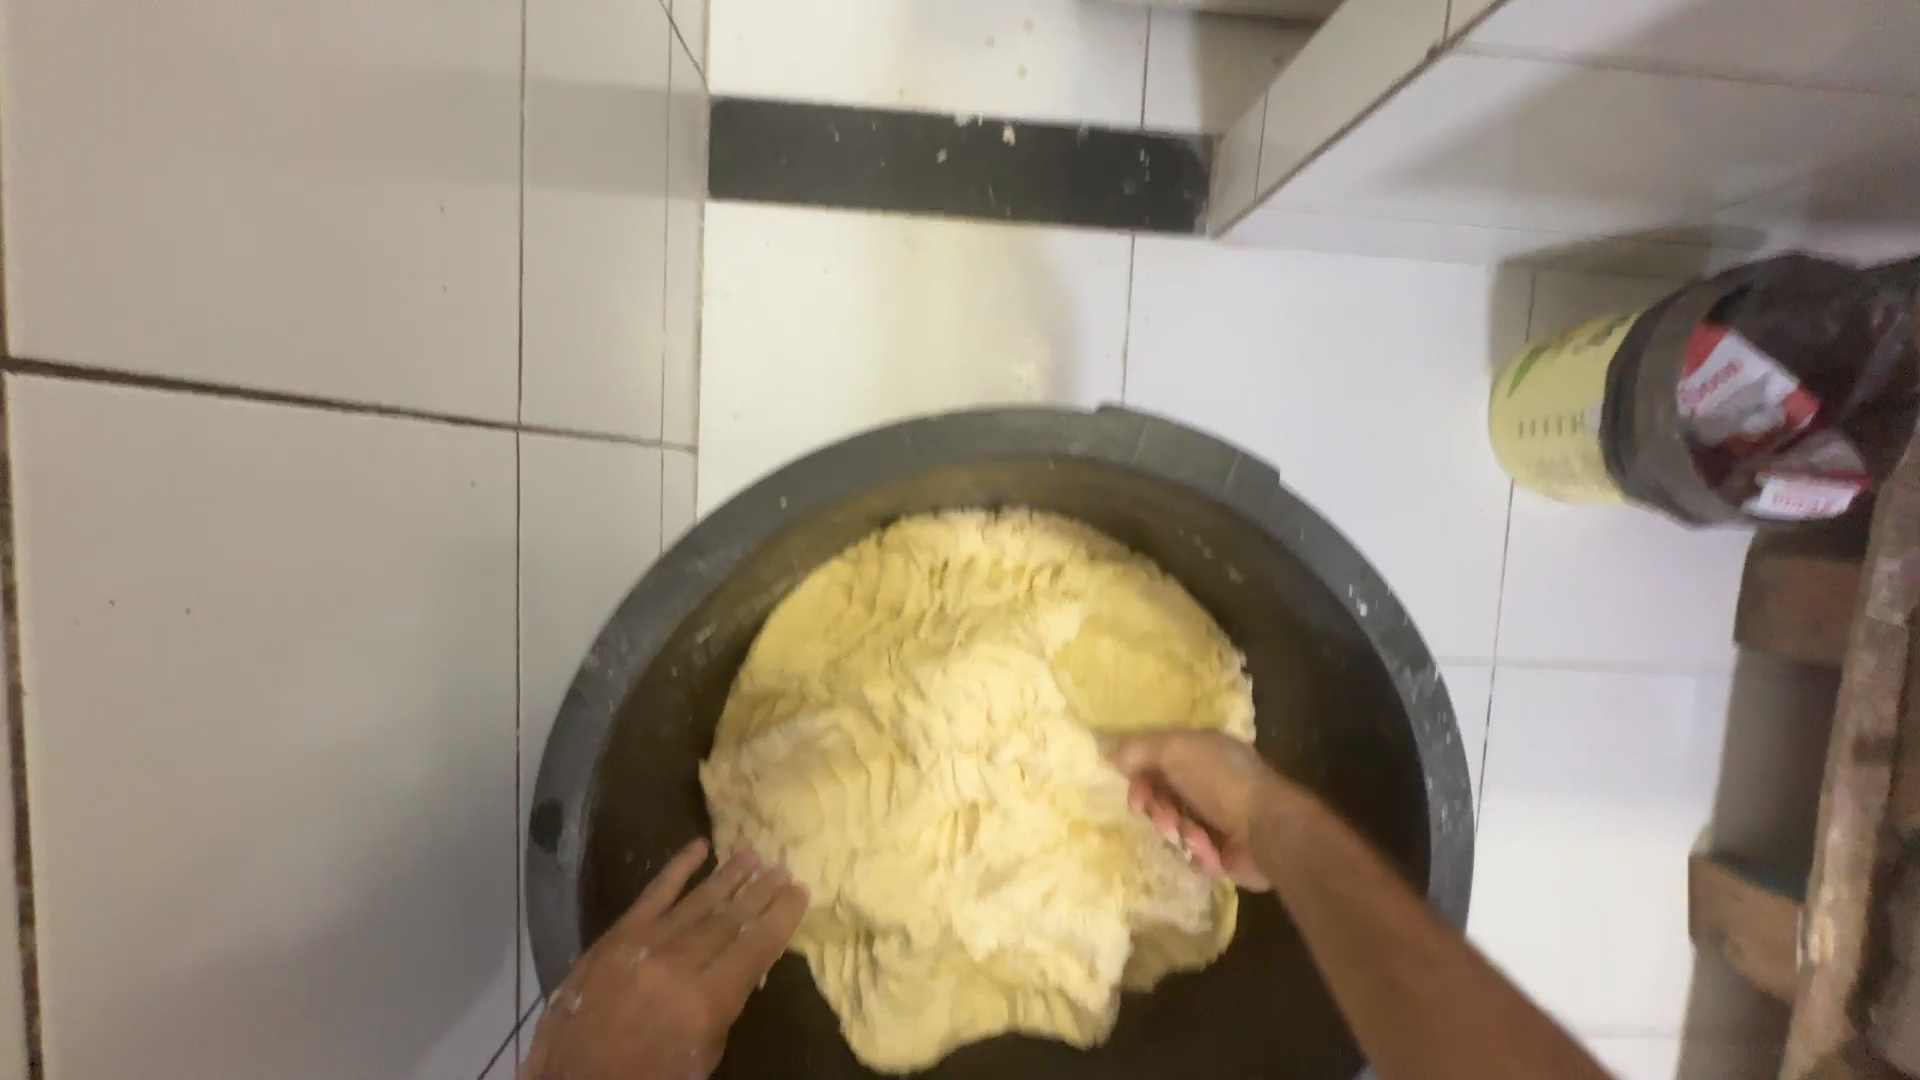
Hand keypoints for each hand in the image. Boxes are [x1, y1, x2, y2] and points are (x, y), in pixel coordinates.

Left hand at [524, 839, 807, 1079]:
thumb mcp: (700, 1058)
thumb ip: (722, 1007)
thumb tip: (741, 963)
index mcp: (705, 1001)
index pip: (756, 946)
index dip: (782, 916)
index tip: (800, 891)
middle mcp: (680, 964)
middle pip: (731, 918)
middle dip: (761, 891)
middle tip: (783, 867)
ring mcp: (645, 944)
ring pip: (699, 900)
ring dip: (729, 876)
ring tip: (753, 854)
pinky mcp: (615, 937)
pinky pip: (654, 893)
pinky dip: (678, 868)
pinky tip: (700, 846)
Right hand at [1107, 730, 1285, 891]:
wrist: (1266, 829)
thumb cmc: (1220, 780)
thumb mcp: (1174, 749)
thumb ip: (1138, 748)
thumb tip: (1110, 753)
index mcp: (1200, 752)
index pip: (1157, 759)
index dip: (1140, 773)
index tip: (1133, 786)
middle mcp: (1207, 782)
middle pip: (1160, 794)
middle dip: (1155, 806)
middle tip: (1161, 814)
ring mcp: (1215, 818)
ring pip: (1172, 825)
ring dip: (1175, 828)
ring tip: (1190, 832)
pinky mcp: (1221, 852)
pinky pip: (1191, 853)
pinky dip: (1195, 851)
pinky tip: (1208, 848)